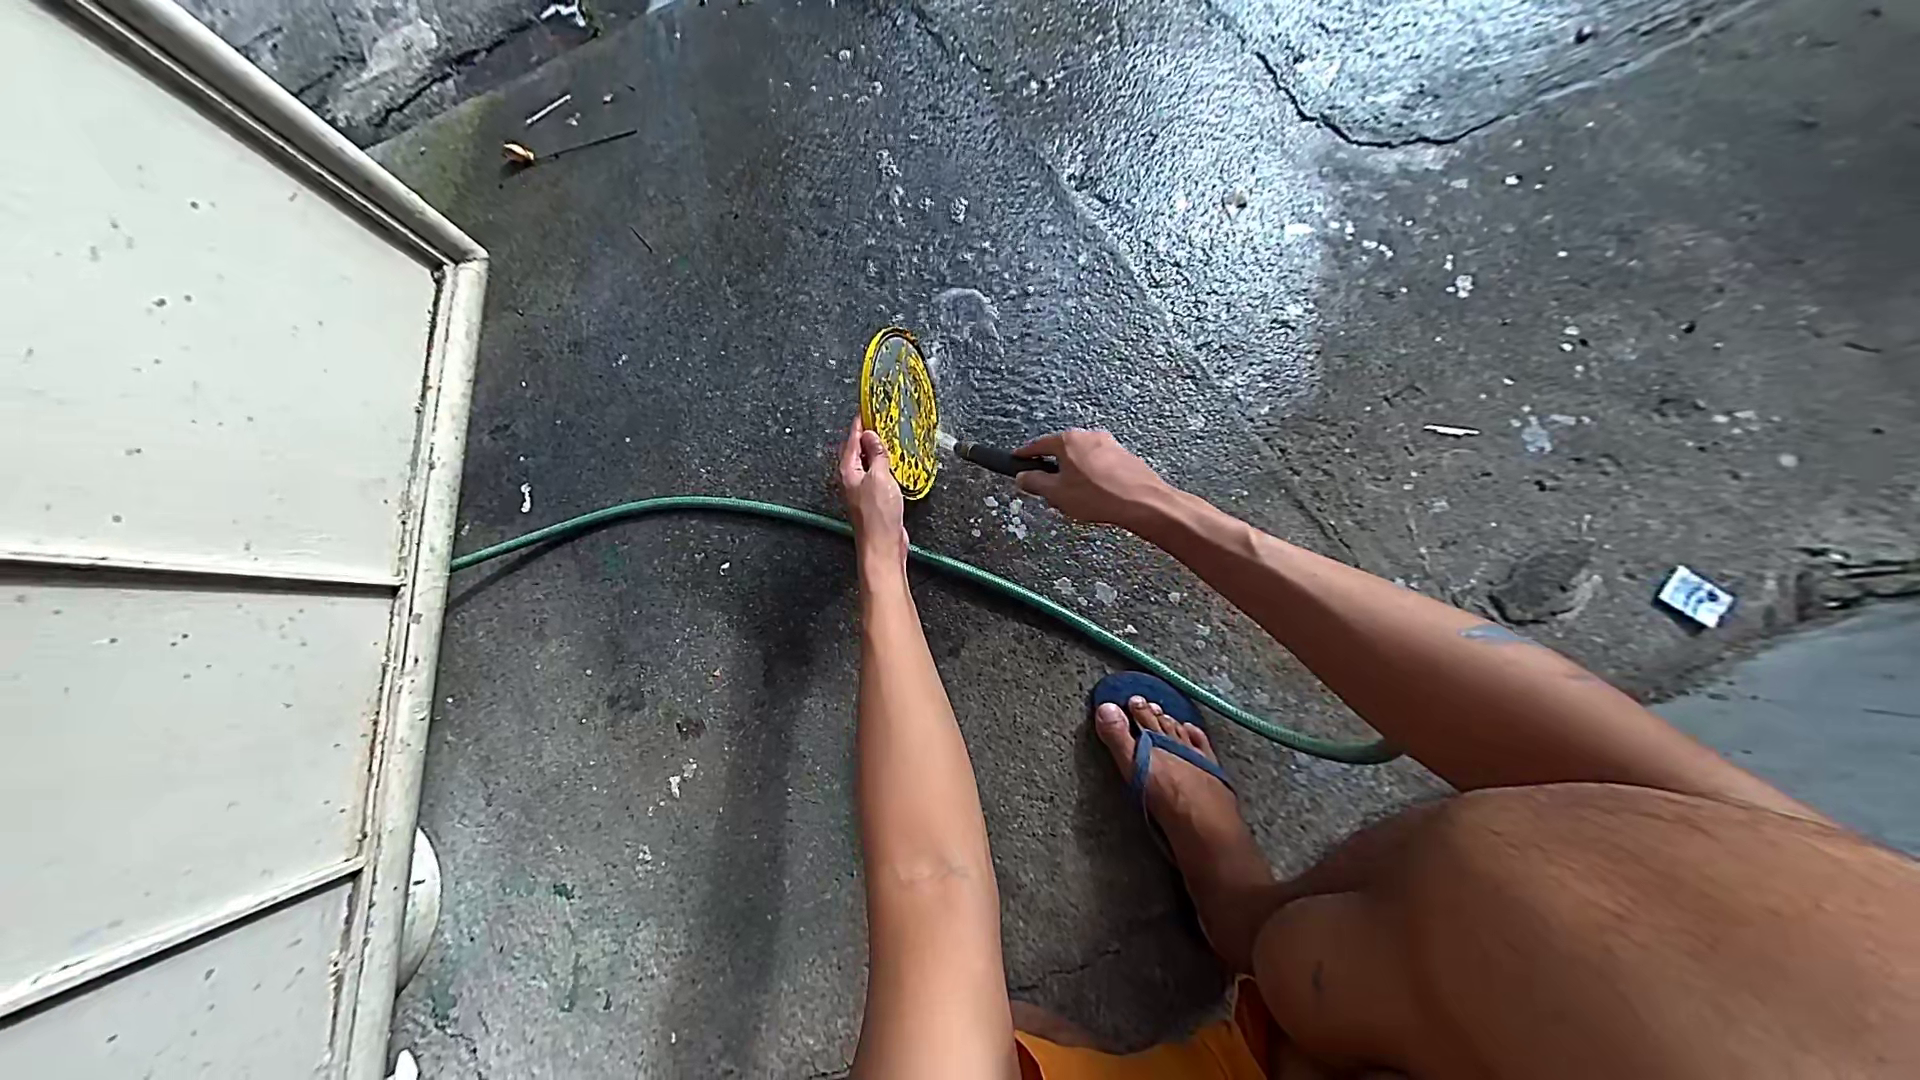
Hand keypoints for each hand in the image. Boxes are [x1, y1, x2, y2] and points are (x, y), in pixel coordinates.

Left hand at [838, 417, 907, 565]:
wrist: (882, 545)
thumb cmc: (878, 516)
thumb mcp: (880, 477)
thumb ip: (876, 455)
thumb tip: (872, 436)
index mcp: (848, 471)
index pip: (851, 439)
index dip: (859, 423)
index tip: (865, 409)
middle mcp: (851, 479)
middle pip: (856, 450)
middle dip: (866, 435)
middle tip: (878, 421)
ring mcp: (860, 490)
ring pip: (866, 463)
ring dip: (875, 451)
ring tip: (886, 439)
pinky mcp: (872, 499)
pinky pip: (875, 476)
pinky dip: (882, 466)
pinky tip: (891, 465)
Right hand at [1013, 428, 1171, 528]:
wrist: (1142, 502)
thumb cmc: (1100, 496)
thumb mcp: (1056, 493)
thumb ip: (1035, 483)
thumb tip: (1022, 477)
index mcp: (1069, 441)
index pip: (1038, 444)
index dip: (1025, 454)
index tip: (1018, 458)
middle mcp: (1089, 437)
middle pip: (1062, 452)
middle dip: (1054, 471)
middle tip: (1050, 492)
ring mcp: (1109, 445)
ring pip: (1082, 460)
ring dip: (1075, 477)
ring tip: (1076, 501)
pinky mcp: (1123, 457)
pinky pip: (1099, 466)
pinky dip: (1092, 479)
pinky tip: (1095, 497)